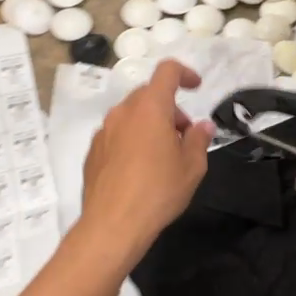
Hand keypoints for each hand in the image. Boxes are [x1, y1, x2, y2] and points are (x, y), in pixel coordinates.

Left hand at [79, 62, 213, 262]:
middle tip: (183, 136)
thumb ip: (199, 140)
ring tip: (163, 156)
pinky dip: (132, 140)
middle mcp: (123, 112)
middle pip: (149, 95)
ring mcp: (103, 131)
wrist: (113, 224)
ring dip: (150, 125)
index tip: (196, 87)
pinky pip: (117, 134)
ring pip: (131, 115)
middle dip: (170, 109)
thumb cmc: (158, 191)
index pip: (167, 71)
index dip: (184, 73)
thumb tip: (202, 126)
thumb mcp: (192, 167)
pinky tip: (140, 169)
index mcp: (150, 108)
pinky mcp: (92, 151)